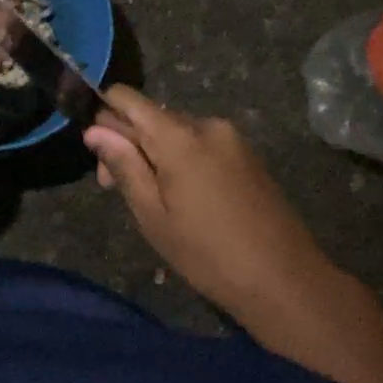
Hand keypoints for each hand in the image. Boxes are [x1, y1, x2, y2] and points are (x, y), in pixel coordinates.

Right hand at [84, 85, 326, 308]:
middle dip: (128, 143)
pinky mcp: (249, 156)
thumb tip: (95, 131)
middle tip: (119, 190)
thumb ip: (123, 166)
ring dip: (155, 154)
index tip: (98, 154)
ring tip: (154, 200)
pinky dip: (182, 161)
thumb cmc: (208, 253)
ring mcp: (232, 139)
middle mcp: (206, 125)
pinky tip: (185, 199)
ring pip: (176, 132)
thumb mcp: (152, 215)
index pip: (127, 99)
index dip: (105, 118)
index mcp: (179, 136)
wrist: (287, 282)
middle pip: (151, 117)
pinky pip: (201, 145)